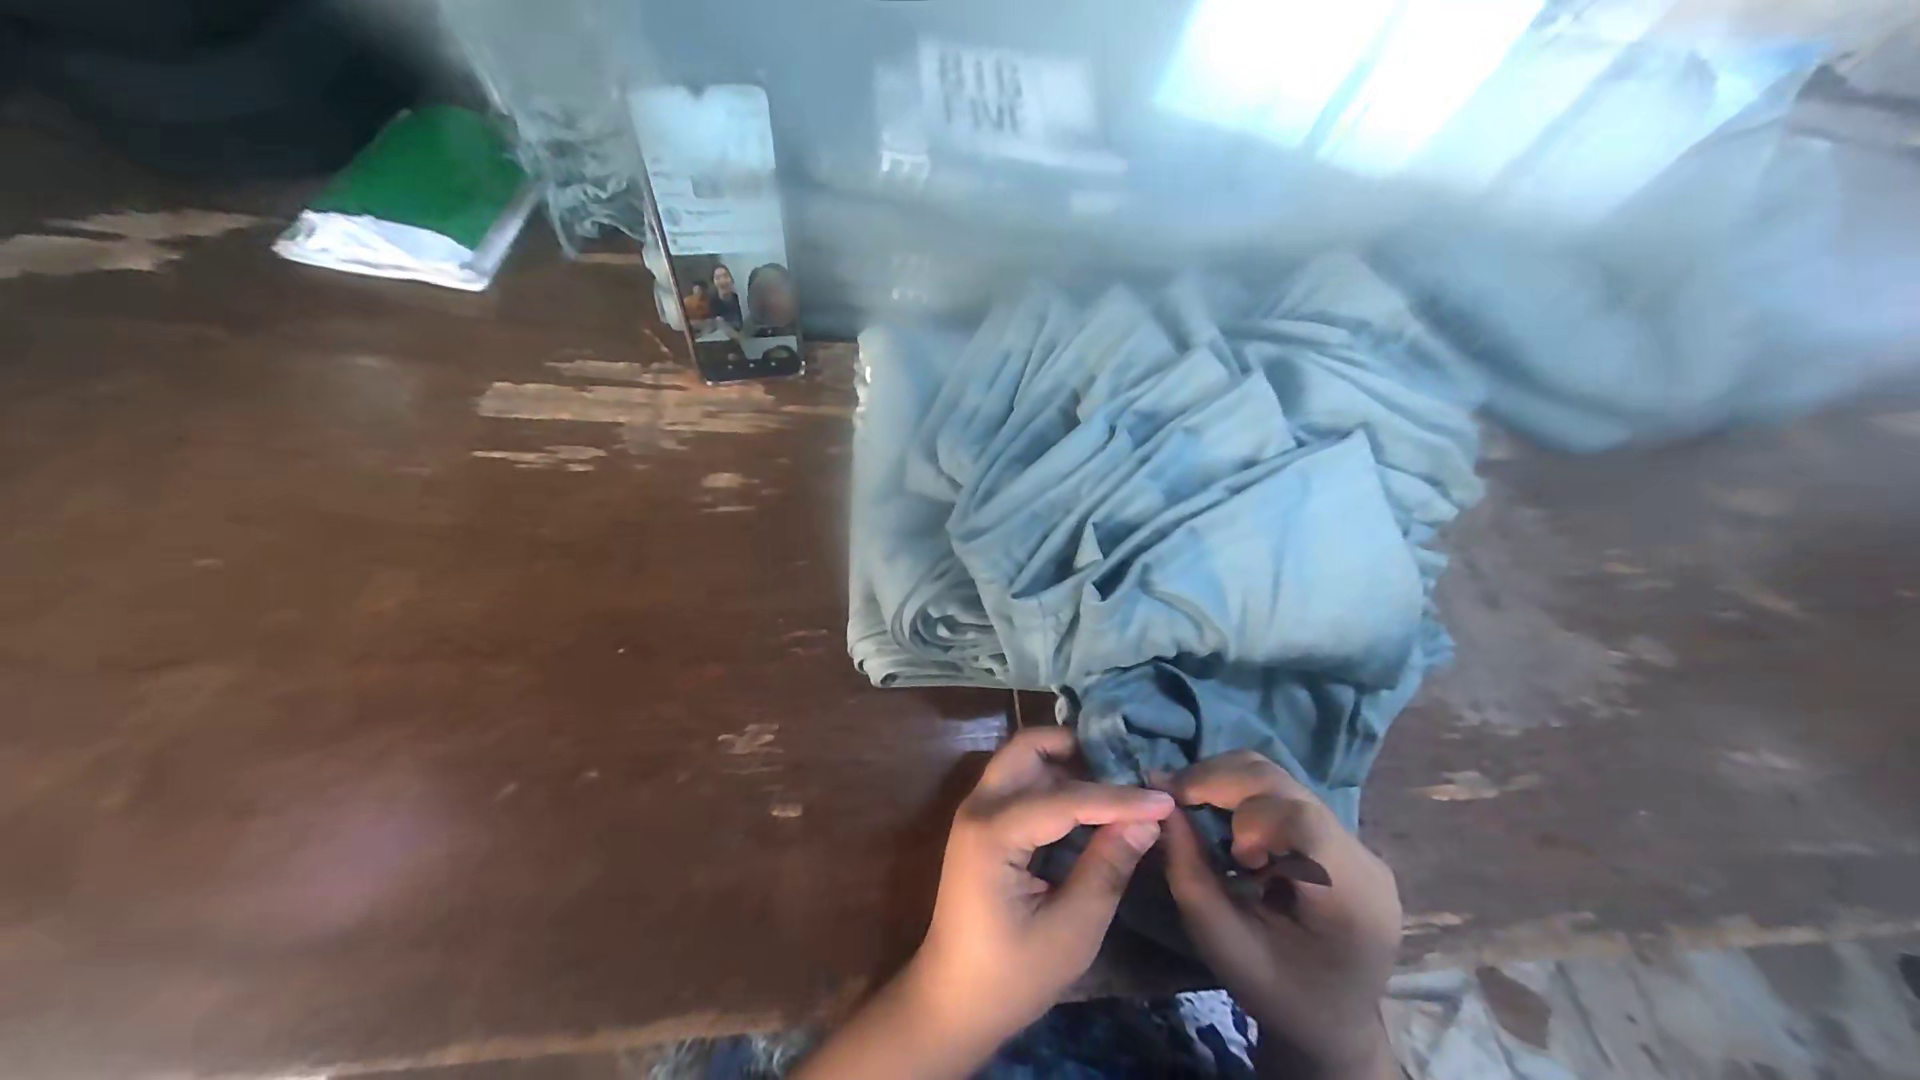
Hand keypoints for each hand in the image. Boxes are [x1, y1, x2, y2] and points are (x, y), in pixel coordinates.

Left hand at [794, 726, 1173, 1079]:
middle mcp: (978, 807)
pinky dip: (1054, 780)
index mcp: (992, 833)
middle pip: (1029, 748)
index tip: (1166, 799)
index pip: (1065, 798)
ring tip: (1118, 781)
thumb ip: (1106, 867)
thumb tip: (1148, 820)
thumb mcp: (1071, 931)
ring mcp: (976, 811)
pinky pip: (1020, 782)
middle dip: (1079, 749)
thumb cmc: (1011, 975)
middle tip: (1129, 769)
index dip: (1119, 799)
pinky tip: (1089, 802)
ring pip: (1024, 759)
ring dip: (1067, 761)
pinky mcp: (983, 822)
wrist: (952, 1000)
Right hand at [1159, 751, 1401, 1079]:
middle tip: (1171, 793)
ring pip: (1280, 779)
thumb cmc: (1276, 992)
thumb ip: (1189, 874)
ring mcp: (1356, 843)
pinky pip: (1283, 794)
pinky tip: (1218, 817)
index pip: (1301, 818)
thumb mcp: (1221, 943)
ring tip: (1190, 802)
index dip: (1243, 807)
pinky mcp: (1339, 836)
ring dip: (1226, 781)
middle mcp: (1362, 858)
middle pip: (1285, 784)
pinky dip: (1240, 793)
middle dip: (1219, 779)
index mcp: (1349, 897)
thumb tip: (1160, 805)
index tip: (1198, 823)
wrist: (1331, 1025)